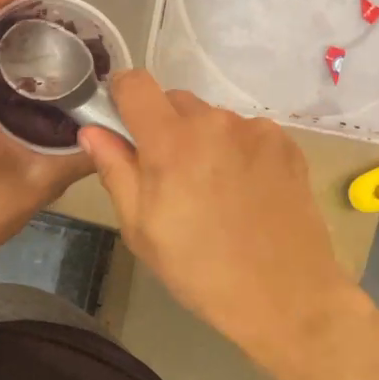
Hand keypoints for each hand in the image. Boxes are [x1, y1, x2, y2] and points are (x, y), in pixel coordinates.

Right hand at [78, 72, 378, 379]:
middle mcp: (214, 122)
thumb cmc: (198, 269)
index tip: (119, 122)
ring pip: (211, 119)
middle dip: (161, 128)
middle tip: (165, 176)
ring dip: (200, 141)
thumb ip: (115, 171)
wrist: (285, 296)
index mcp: (171, 142)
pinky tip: (240, 192)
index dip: (120, 95)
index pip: (135, 83)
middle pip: (174, 101)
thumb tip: (92, 131)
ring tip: (209, 191)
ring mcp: (256, 130)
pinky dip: (234, 151)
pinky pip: (245, 133)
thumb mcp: (140, 228)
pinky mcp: (286, 144)